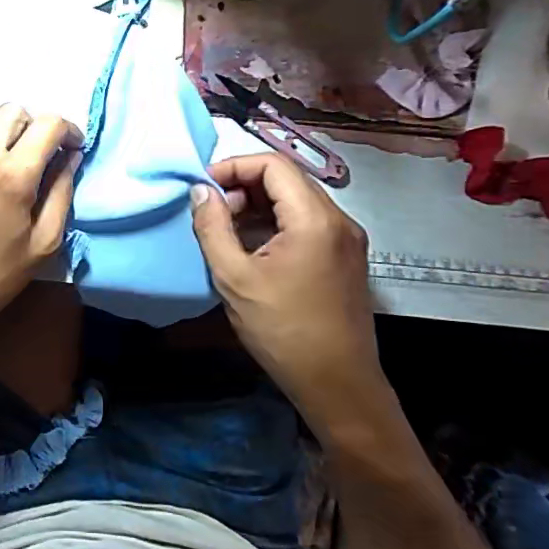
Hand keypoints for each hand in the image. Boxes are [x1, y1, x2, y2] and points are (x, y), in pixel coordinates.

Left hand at [0, 105, 81, 382]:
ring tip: (13, 158)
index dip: (69, 130)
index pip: (48, 124)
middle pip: (14, 110)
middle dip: (36, 125)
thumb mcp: (45, 241)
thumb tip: (71, 157)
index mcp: (12, 175)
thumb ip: (62, 192)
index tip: (74, 148)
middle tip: (43, 154)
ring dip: (6, 130)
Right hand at [189, 153, 383, 427]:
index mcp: (315, 218)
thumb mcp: (235, 279)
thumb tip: (200, 192)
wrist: (338, 384)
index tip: (205, 187)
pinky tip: (255, 248)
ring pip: (299, 200)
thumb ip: (213, 228)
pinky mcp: (347, 256)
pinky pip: (310, 223)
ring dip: (262, 206)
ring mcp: (348, 238)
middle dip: (246, 186)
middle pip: (288, 179)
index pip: (273, 164)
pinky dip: (280, 223)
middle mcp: (339, 219)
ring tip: (230, 231)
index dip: (234, 166)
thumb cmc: (283, 333)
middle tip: (215, 212)